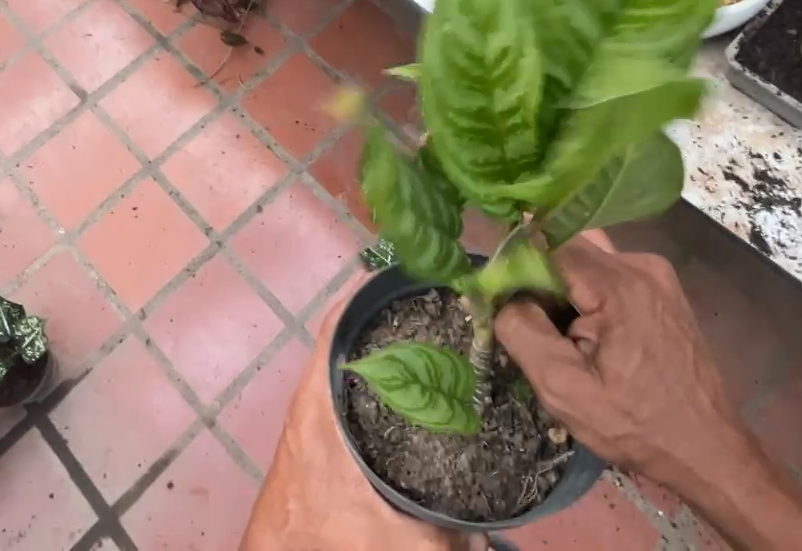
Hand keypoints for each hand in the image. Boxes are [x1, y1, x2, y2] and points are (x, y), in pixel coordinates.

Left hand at [241, 280, 466, 550]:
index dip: (368, 293)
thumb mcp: (395, 541)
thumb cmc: (324, 539)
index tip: (408, 277)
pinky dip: (372, 376)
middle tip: (436, 307)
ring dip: (380, 347)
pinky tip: (408, 390)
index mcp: (320, 400)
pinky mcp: (314, 433)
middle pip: (346, 336)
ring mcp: (312, 413)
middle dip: (387, 318)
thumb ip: (446, 531)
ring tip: (431, 338)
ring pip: (346, 361)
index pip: (338, 323)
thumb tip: (489, 521)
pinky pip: (345, 386)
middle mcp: (312, 396)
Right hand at [497, 235, 801, 550]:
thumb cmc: (635, 425)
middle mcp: (640, 264)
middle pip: (566, 246)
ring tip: (558, 330)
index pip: (545, 244)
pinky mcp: (661, 288)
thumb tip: (496, 291)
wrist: (709, 453)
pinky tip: (585, 332)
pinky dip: (584, 291)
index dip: (515, 267)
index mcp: (619, 284)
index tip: (500, 301)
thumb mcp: (563, 388)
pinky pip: (606, 271)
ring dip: (561, 284)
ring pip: (585, 256)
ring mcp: (656, 273)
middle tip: (528, 321)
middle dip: (537, 276)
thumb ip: (521, 329)